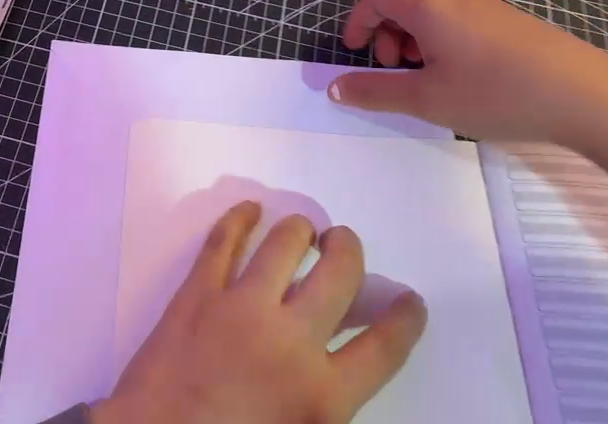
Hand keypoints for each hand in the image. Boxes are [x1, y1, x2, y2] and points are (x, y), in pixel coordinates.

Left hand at [93, 202, 426, 423]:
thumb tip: (339, 366)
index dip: (403, 319)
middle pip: (339, 274)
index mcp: (323, 396)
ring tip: (303, 229)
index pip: (383, 348)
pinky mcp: (198, 292)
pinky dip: (239, 219)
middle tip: (342, 244)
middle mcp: (291, 341)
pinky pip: (223, 242)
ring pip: (284, 244)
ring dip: (299, 230)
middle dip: (348, 250)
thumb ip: (325, 398)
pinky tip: (250, 210)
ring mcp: (242, 308)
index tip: (409, 298)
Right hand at [329, 0, 607, 182]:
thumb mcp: (427, 100)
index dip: (358, 21)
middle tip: (390, 65)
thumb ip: (376, 92)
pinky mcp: (505, 15)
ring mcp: (482, 1)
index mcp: (426, 5)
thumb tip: (334, 87)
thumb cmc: (496, 94)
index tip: (355, 52)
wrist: (583, 95)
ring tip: (424, 71)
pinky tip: (459, 69)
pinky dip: (439, 31)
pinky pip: (455, 11)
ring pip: (430, 2)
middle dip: (384, 26)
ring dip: (412, 30)